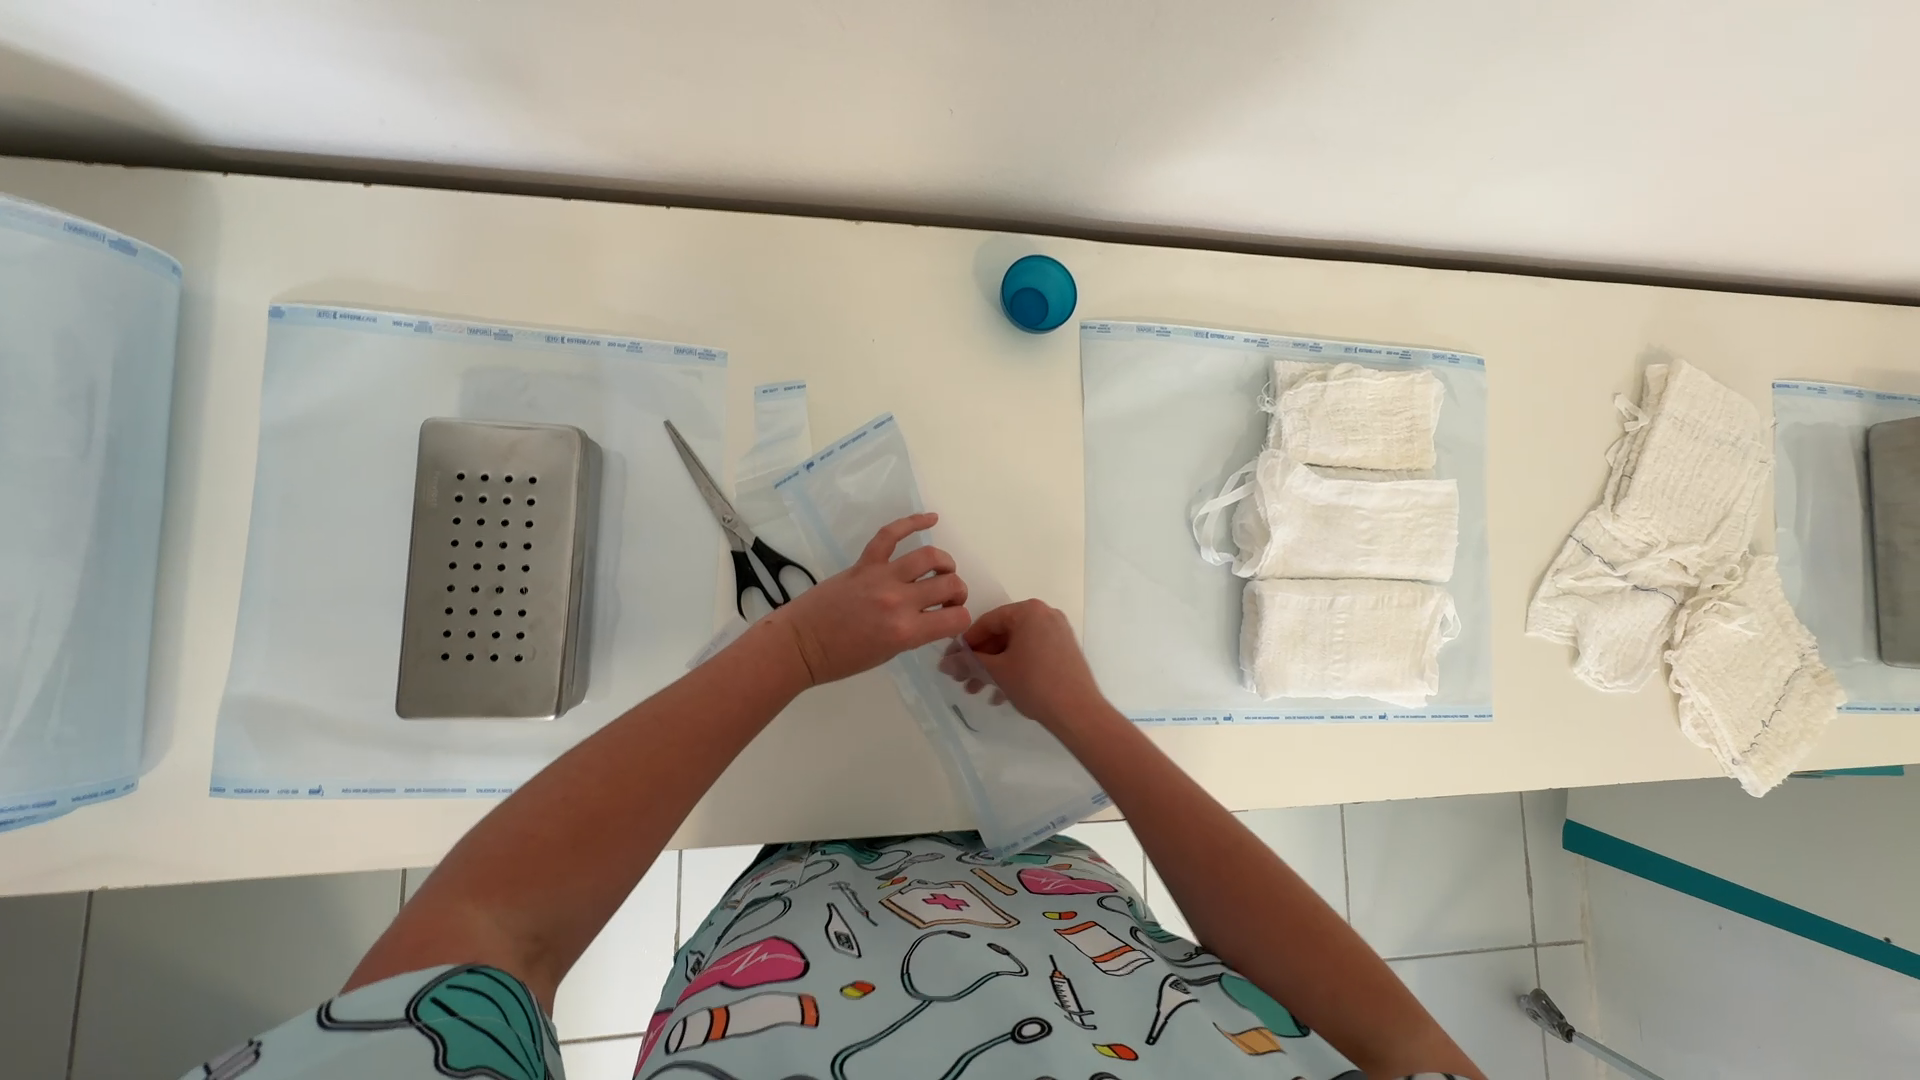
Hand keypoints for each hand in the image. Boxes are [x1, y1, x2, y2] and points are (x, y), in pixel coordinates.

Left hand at [769, 513, 970, 685]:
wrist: (800, 644)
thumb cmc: (842, 659)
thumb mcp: (889, 654)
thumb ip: (914, 632)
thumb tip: (931, 616)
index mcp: (907, 632)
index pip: (956, 618)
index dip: (960, 619)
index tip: (950, 619)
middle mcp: (899, 601)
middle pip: (949, 584)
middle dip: (957, 591)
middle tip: (947, 597)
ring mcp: (881, 578)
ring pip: (929, 556)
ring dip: (944, 562)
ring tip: (942, 569)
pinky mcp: (864, 563)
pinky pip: (891, 534)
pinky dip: (913, 522)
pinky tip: (930, 518)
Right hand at [958, 599, 1112, 732]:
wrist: (1078, 713)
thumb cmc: (1034, 684)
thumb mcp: (996, 672)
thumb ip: (968, 663)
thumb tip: (944, 664)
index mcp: (1028, 611)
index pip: (987, 622)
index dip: (966, 644)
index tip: (951, 662)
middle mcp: (1045, 615)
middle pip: (1002, 635)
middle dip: (980, 660)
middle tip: (963, 680)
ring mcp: (1058, 633)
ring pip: (1016, 648)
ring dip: (995, 669)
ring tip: (978, 691)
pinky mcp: (1065, 651)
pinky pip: (1032, 655)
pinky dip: (1015, 670)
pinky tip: (1001, 695)